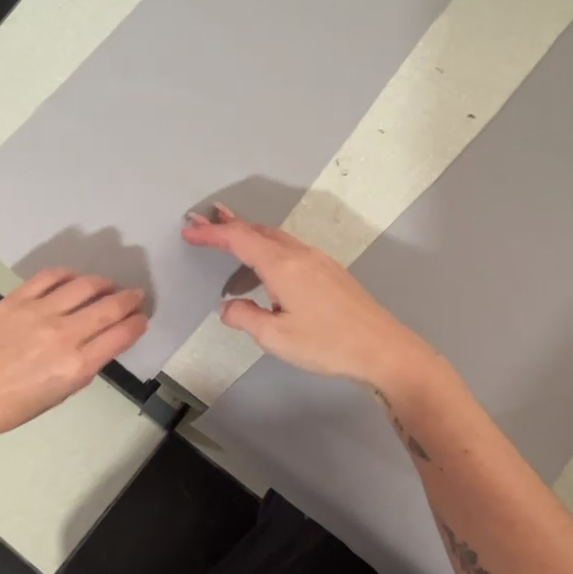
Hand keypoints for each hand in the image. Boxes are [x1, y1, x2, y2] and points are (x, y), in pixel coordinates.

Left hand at [0, 269, 147, 441]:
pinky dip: (68, 274)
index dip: (137, 324)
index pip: (120, 336)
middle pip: (108, 308)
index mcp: (76, 368)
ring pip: (84, 286)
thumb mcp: (56, 397)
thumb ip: (79, 369)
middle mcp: (63, 336)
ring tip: (109, 285)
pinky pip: (49, 278)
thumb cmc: (8, 408)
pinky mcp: (15, 300)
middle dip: (129, 300)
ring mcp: (38, 314)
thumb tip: (93, 346)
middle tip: (136, 296)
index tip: (142, 319)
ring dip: (103, 283)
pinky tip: (74, 278)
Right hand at [181, 205, 433, 384]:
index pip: (240, 240)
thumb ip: (245, 318)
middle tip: (203, 223)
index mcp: (283, 267)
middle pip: (259, 231)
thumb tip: (228, 308)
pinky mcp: (330, 272)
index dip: (212, 234)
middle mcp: (301, 255)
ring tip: (229, 233)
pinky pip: (290, 248)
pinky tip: (265, 262)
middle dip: (229, 225)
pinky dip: (268, 245)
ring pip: (276, 237)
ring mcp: (319, 261)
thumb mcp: (275, 337)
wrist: (382, 350)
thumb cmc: (327, 344)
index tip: (189, 232)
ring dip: (250, 233)